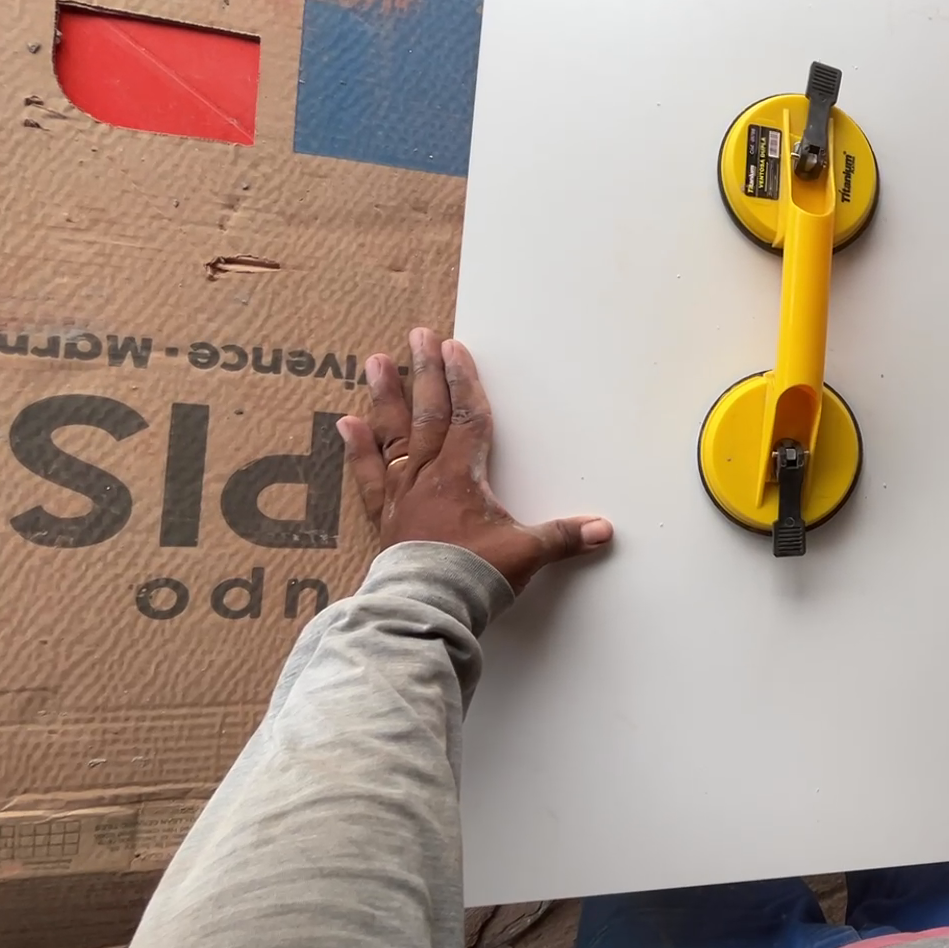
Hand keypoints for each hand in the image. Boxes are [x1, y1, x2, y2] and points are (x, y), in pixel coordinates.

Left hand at [337, 328, 612, 592]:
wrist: (426, 609)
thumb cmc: (475, 575)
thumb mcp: (528, 552)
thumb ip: (564, 536)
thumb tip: (602, 530)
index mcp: (463, 475)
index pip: (467, 417)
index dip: (464, 381)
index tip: (455, 349)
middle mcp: (429, 475)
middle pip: (429, 413)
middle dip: (426, 373)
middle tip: (418, 338)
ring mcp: (403, 493)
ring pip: (395, 434)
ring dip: (387, 397)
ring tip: (376, 363)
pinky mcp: (386, 516)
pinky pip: (370, 474)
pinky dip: (358, 449)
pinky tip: (346, 423)